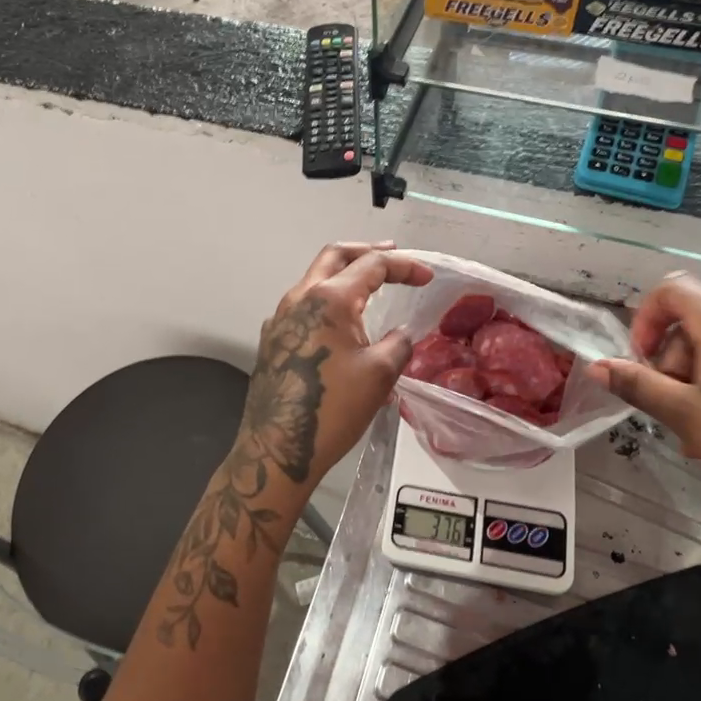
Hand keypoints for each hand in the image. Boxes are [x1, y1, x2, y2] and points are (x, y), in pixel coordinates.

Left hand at [234, 243, 431, 502]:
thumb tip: (399, 334)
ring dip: (345, 275)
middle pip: (335, 256)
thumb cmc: (332, 409)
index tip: (426, 276)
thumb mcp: (379, 374)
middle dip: (367, 251)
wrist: (277, 449)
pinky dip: (329, 300)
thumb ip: (397, 344)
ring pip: (315, 279)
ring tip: (372, 286)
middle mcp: (300, 299)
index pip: (371, 265)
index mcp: (328, 299)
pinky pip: (304, 305)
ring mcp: (281, 319)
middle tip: (392, 255)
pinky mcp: (274, 340)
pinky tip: (344, 323)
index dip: (403, 266)